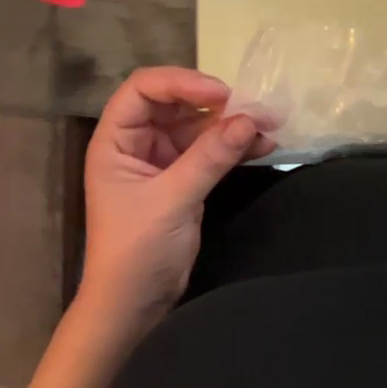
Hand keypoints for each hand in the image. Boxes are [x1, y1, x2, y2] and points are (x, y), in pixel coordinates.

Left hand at [79, 68, 273, 322]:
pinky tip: (262, 147)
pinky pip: (209, 155)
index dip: (182, 83)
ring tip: (271, 127)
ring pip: (197, 130)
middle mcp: (136, 145)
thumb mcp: (172, 200)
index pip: (144, 90)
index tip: (222, 95)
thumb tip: (249, 121)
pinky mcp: (182, 184)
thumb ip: (209, 158)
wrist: (132, 304)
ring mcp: (160, 164)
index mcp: (115, 141)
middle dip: (216, 105)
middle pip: (176, 106)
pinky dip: (233, 150)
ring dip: (231, 127)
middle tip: (259, 110)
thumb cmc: (136, 250)